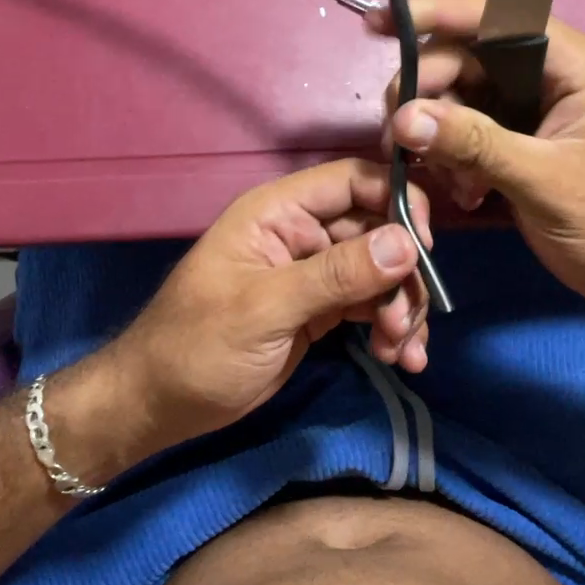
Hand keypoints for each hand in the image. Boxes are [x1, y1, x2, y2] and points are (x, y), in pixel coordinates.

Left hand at [107, 159, 433, 451]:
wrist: (161, 404)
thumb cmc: (198, 345)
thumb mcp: (265, 309)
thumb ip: (335, 274)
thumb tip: (405, 243)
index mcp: (277, 212)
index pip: (351, 181)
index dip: (396, 202)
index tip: (423, 248)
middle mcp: (299, 233)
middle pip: (376, 230)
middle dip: (401, 273)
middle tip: (406, 323)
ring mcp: (311, 272)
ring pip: (379, 271)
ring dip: (400, 306)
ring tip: (400, 351)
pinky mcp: (319, 310)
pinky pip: (368, 306)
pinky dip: (391, 328)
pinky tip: (402, 358)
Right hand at [367, 0, 584, 306]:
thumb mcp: (546, 183)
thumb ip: (475, 144)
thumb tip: (403, 118)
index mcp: (575, 65)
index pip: (496, 17)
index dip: (435, 14)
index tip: (376, 23)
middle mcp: (551, 75)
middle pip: (466, 56)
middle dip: (425, 91)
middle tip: (396, 137)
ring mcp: (533, 107)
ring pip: (459, 94)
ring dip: (437, 132)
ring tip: (445, 181)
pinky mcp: (520, 138)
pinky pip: (467, 129)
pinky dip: (452, 155)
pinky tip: (463, 192)